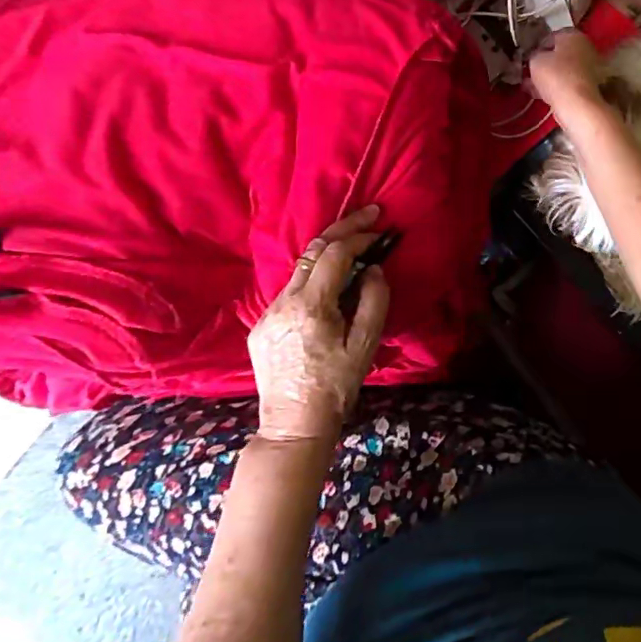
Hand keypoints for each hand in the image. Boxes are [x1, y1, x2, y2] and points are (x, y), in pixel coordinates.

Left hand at [248, 206, 389, 443]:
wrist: (293, 425)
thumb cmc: (335, 387)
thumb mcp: (365, 346)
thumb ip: (374, 301)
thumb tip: (372, 268)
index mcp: (311, 307)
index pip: (335, 254)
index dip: (359, 236)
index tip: (380, 229)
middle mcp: (283, 302)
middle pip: (313, 251)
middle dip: (342, 230)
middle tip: (368, 216)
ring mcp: (267, 313)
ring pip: (299, 270)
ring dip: (327, 254)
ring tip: (353, 247)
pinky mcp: (260, 325)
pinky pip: (290, 291)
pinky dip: (313, 279)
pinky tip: (329, 288)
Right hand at [526, 30, 603, 112]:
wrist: (576, 104)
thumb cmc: (555, 75)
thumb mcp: (535, 60)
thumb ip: (534, 54)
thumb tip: (536, 56)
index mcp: (573, 35)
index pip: (551, 36)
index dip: (537, 46)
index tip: (527, 57)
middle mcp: (585, 48)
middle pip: (559, 54)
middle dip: (543, 63)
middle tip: (528, 72)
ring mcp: (589, 67)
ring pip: (562, 70)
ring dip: (547, 77)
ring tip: (530, 86)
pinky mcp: (588, 86)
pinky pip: (567, 82)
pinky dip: (555, 87)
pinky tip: (540, 94)